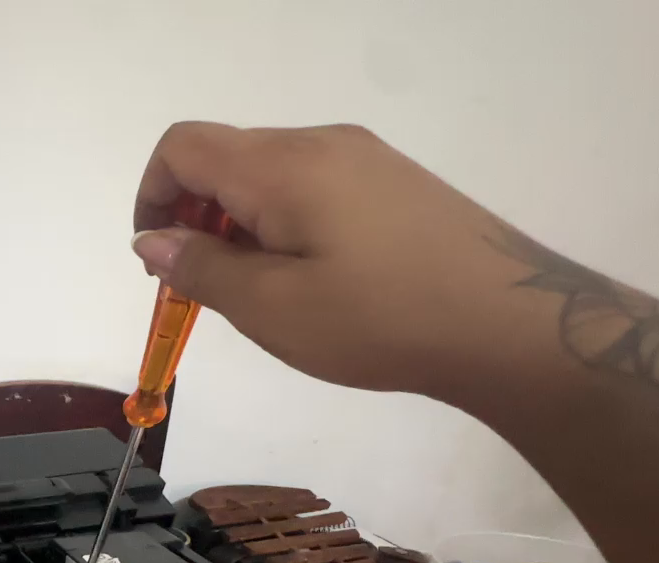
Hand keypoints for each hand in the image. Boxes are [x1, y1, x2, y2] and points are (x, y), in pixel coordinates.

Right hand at [131, 122, 556, 400]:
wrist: (507, 324)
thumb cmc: (374, 320)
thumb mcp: (267, 306)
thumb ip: (199, 267)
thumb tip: (152, 240)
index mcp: (283, 167)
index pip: (183, 147)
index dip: (150, 196)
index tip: (158, 259)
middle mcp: (320, 143)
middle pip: (221, 156)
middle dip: (187, 216)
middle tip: (198, 287)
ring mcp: (359, 157)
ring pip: (260, 174)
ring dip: (228, 225)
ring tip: (248, 290)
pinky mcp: (384, 181)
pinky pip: (301, 187)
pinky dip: (269, 224)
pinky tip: (295, 277)